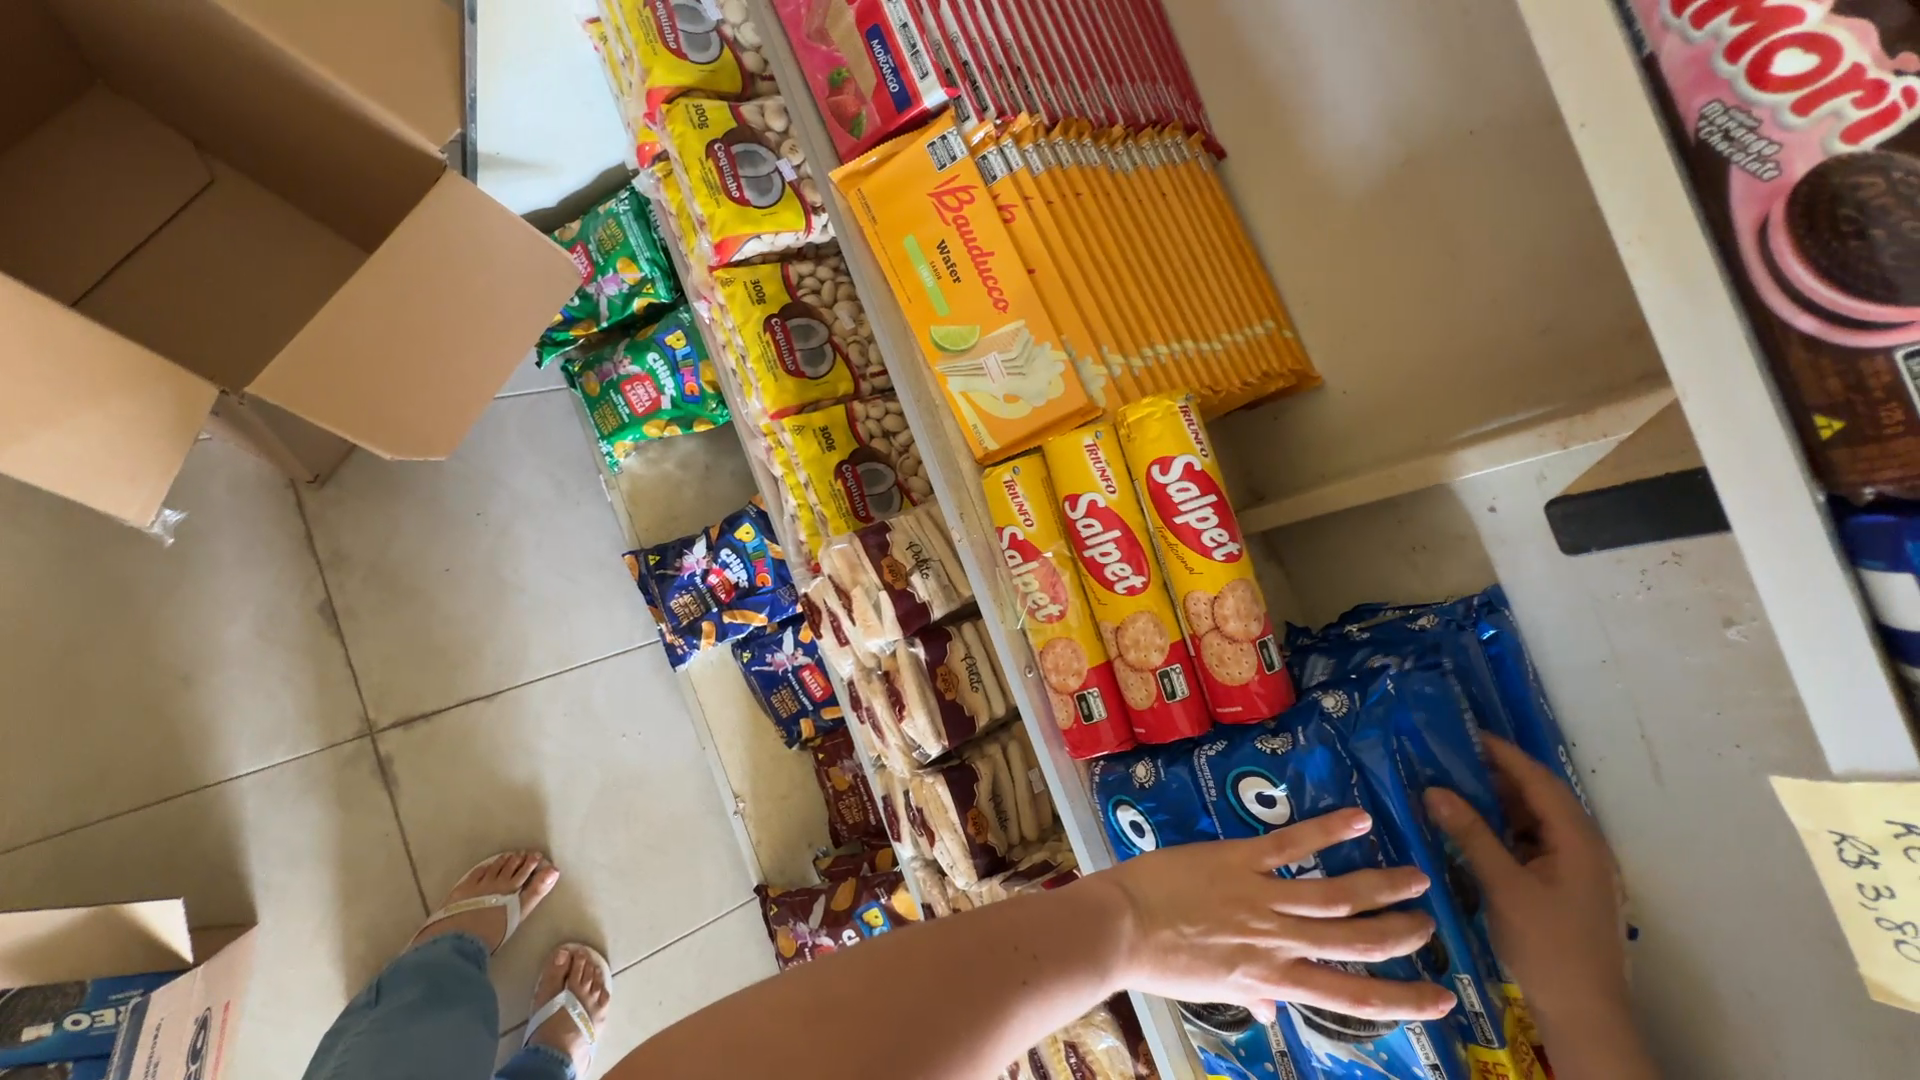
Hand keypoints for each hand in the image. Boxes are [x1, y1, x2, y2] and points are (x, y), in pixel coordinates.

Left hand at [1090, 808, 1457, 1024]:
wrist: (1118, 928)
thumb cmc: (1158, 961)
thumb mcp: (1208, 989)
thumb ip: (1247, 995)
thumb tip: (1270, 1011)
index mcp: (1270, 978)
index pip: (1349, 995)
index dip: (1401, 999)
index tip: (1442, 998)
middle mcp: (1277, 941)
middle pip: (1355, 940)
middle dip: (1400, 934)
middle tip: (1432, 924)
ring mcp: (1261, 897)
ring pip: (1336, 894)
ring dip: (1381, 885)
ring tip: (1417, 877)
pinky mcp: (1239, 859)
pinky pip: (1291, 845)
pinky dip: (1327, 831)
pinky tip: (1359, 819)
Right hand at [1425, 736, 1629, 1029]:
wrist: (1584, 1012)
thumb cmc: (1548, 945)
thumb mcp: (1503, 886)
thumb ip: (1470, 834)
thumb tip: (1434, 790)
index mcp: (1578, 840)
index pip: (1538, 780)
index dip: (1502, 754)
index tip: (1463, 732)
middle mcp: (1582, 847)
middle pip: (1538, 797)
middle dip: (1495, 775)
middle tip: (1447, 757)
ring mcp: (1575, 869)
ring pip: (1533, 821)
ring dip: (1496, 803)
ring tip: (1451, 787)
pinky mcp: (1563, 887)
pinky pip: (1530, 843)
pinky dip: (1501, 829)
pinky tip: (1469, 830)